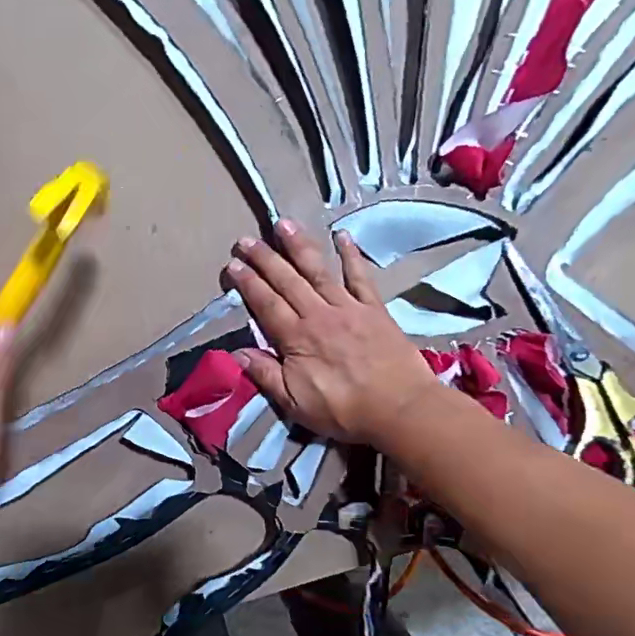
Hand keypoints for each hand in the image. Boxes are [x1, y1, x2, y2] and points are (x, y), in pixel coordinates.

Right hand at [224, 219, 442, 447]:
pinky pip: (360, 277)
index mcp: (297, 339)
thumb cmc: (344, 411)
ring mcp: (349, 308)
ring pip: (318, 271)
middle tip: (246, 240)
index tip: (233, 265)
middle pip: (287, 281)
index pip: (266, 304)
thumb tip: (237, 353)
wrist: (401, 409)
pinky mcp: (375, 310)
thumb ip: (266, 375)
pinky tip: (342, 236)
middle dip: (265, 259)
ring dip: (299, 246)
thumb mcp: (295, 404)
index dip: (248, 284)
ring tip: (284, 224)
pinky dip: (351, 255)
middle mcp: (320, 315)